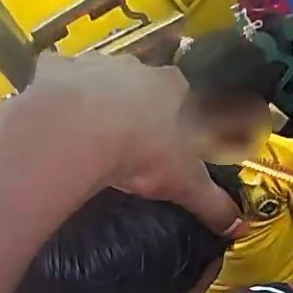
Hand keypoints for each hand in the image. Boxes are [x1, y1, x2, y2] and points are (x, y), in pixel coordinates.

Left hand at [0, 52, 242, 235]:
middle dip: (141, 104)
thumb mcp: (186, 186)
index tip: (174, 137)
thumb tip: (241, 228)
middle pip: (145, 83)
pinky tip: (51, 109)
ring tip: (88, 127)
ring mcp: (97, 64)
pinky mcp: (59, 68)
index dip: (185, 118)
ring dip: (98, 94)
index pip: (191, 100)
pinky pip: (57, 73)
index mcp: (176, 91)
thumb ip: (213, 204)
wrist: (85, 131)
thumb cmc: (145, 154)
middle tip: (130, 136)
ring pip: (101, 75)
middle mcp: (140, 69)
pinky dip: (56, 87)